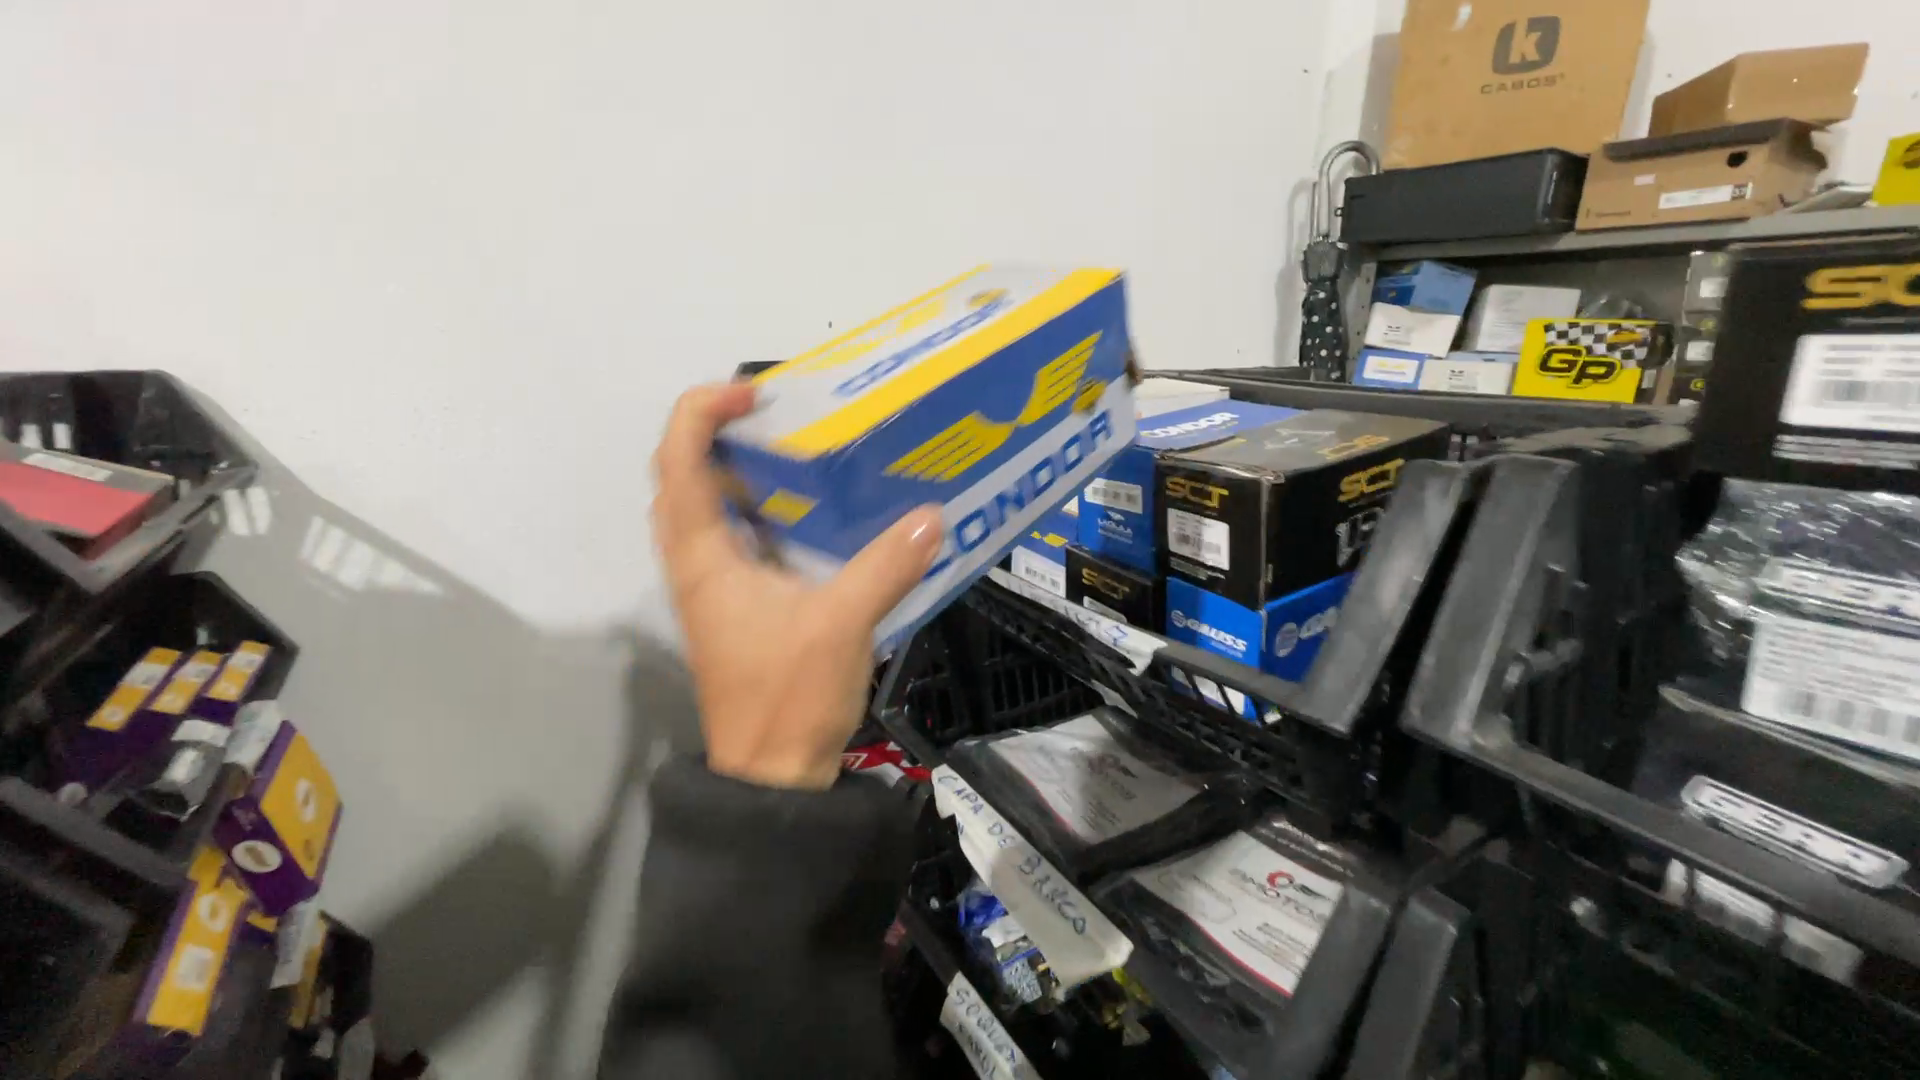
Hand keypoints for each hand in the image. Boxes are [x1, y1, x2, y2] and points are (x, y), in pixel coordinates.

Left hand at [651, 382, 942, 789]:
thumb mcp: (843, 623)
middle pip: (685, 476)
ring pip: (710, 509)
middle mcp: (697, 562)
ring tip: (800, 452)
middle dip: (721, 434)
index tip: (754, 393)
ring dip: (742, 472)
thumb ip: (886, 565)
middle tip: (781, 418)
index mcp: (703, 555)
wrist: (772, 774)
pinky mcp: (737, 606)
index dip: (702, 411)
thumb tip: (934, 513)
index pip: (678, 460)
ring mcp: (714, 586)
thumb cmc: (788, 695)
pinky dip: (764, 511)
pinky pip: (739, 539)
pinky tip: (814, 513)